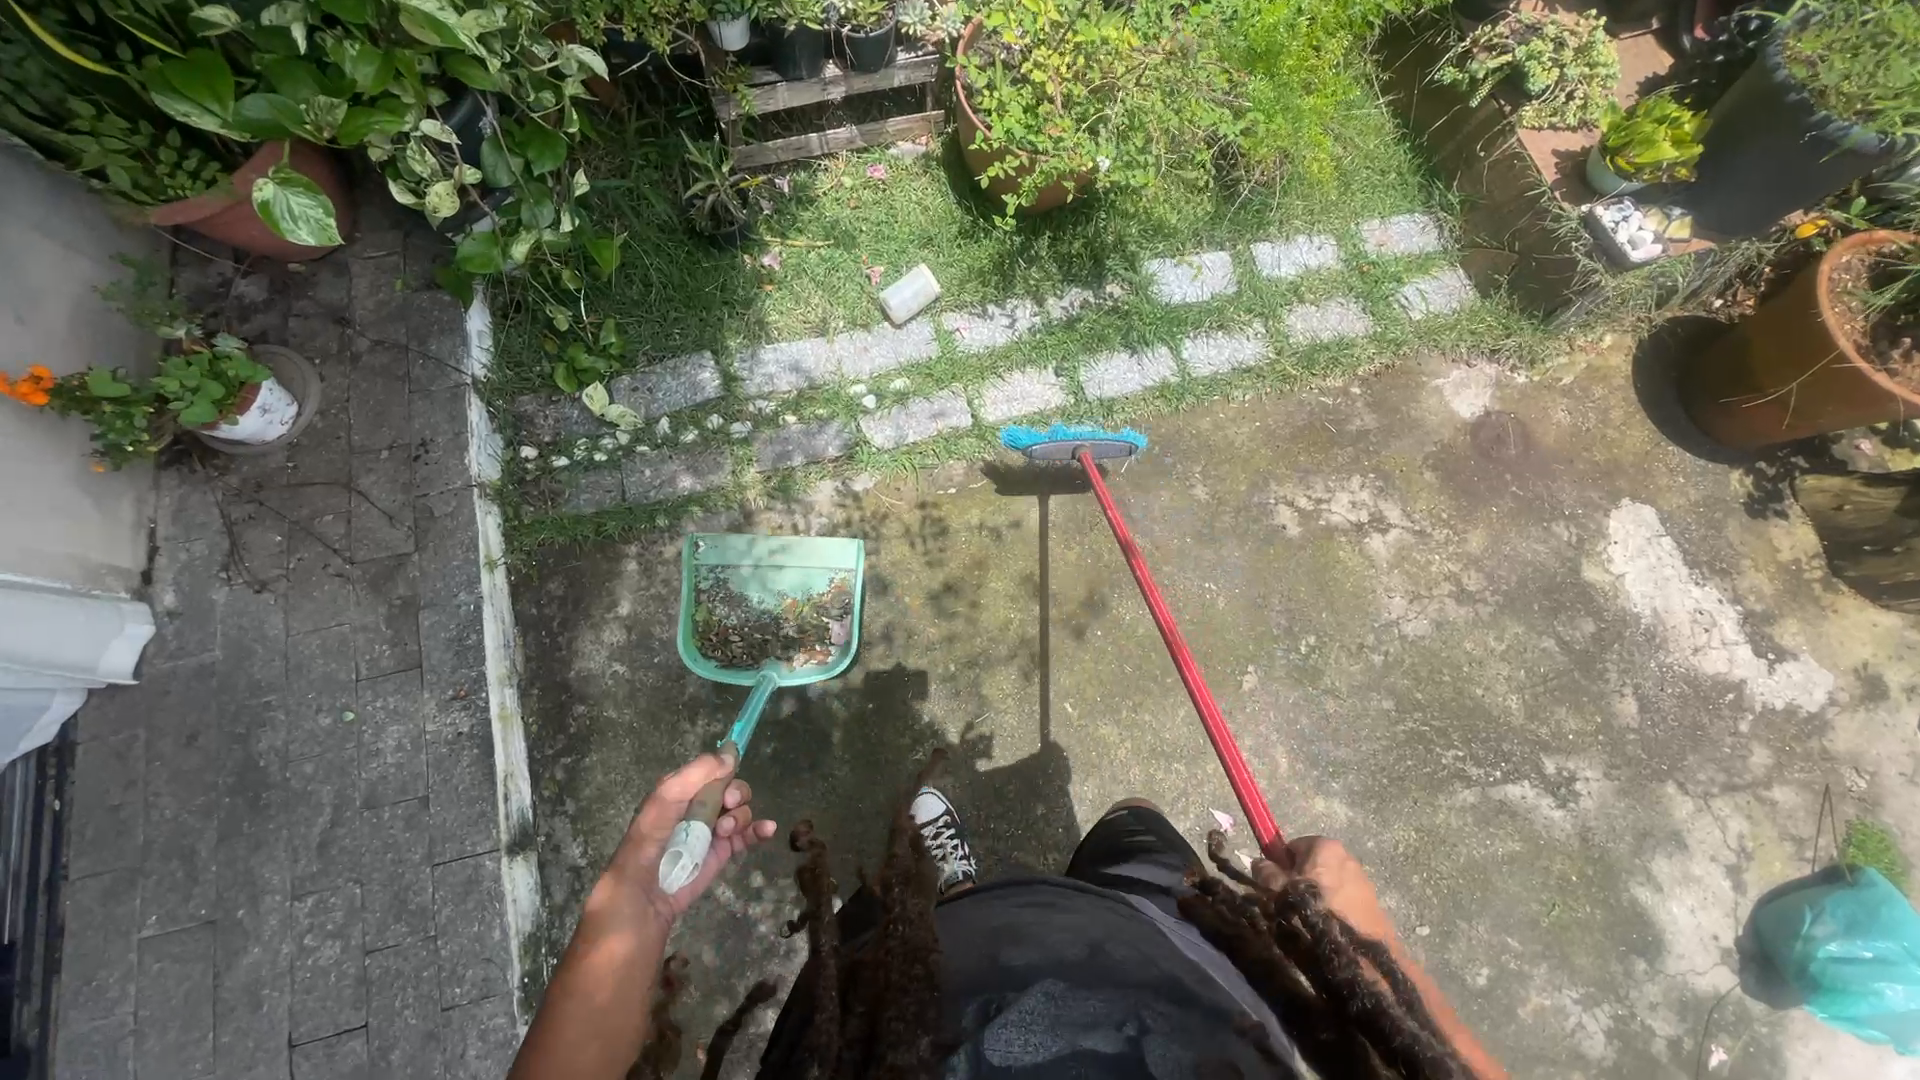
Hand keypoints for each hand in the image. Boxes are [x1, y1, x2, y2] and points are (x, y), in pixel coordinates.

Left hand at [602, 750, 779, 931]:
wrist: (645, 896)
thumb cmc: (649, 843)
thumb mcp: (665, 799)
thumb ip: (696, 773)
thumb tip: (732, 754)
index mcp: (680, 791)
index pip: (710, 770)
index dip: (722, 769)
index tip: (728, 772)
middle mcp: (698, 807)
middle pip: (731, 788)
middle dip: (736, 792)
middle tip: (729, 804)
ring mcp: (712, 830)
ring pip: (742, 809)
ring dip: (743, 814)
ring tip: (728, 830)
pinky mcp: (723, 852)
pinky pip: (748, 835)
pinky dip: (761, 829)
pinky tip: (767, 830)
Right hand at [1252, 835, 1394, 943]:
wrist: (1355, 950)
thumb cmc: (1311, 908)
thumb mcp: (1277, 888)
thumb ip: (1265, 871)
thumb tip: (1260, 863)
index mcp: (1324, 845)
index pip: (1294, 846)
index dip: (1282, 864)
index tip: (1278, 883)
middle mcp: (1348, 856)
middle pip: (1314, 864)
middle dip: (1302, 879)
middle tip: (1292, 901)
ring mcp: (1365, 881)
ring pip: (1331, 883)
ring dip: (1319, 896)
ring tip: (1311, 918)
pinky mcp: (1374, 905)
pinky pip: (1347, 901)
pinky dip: (1336, 909)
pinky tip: (1330, 927)